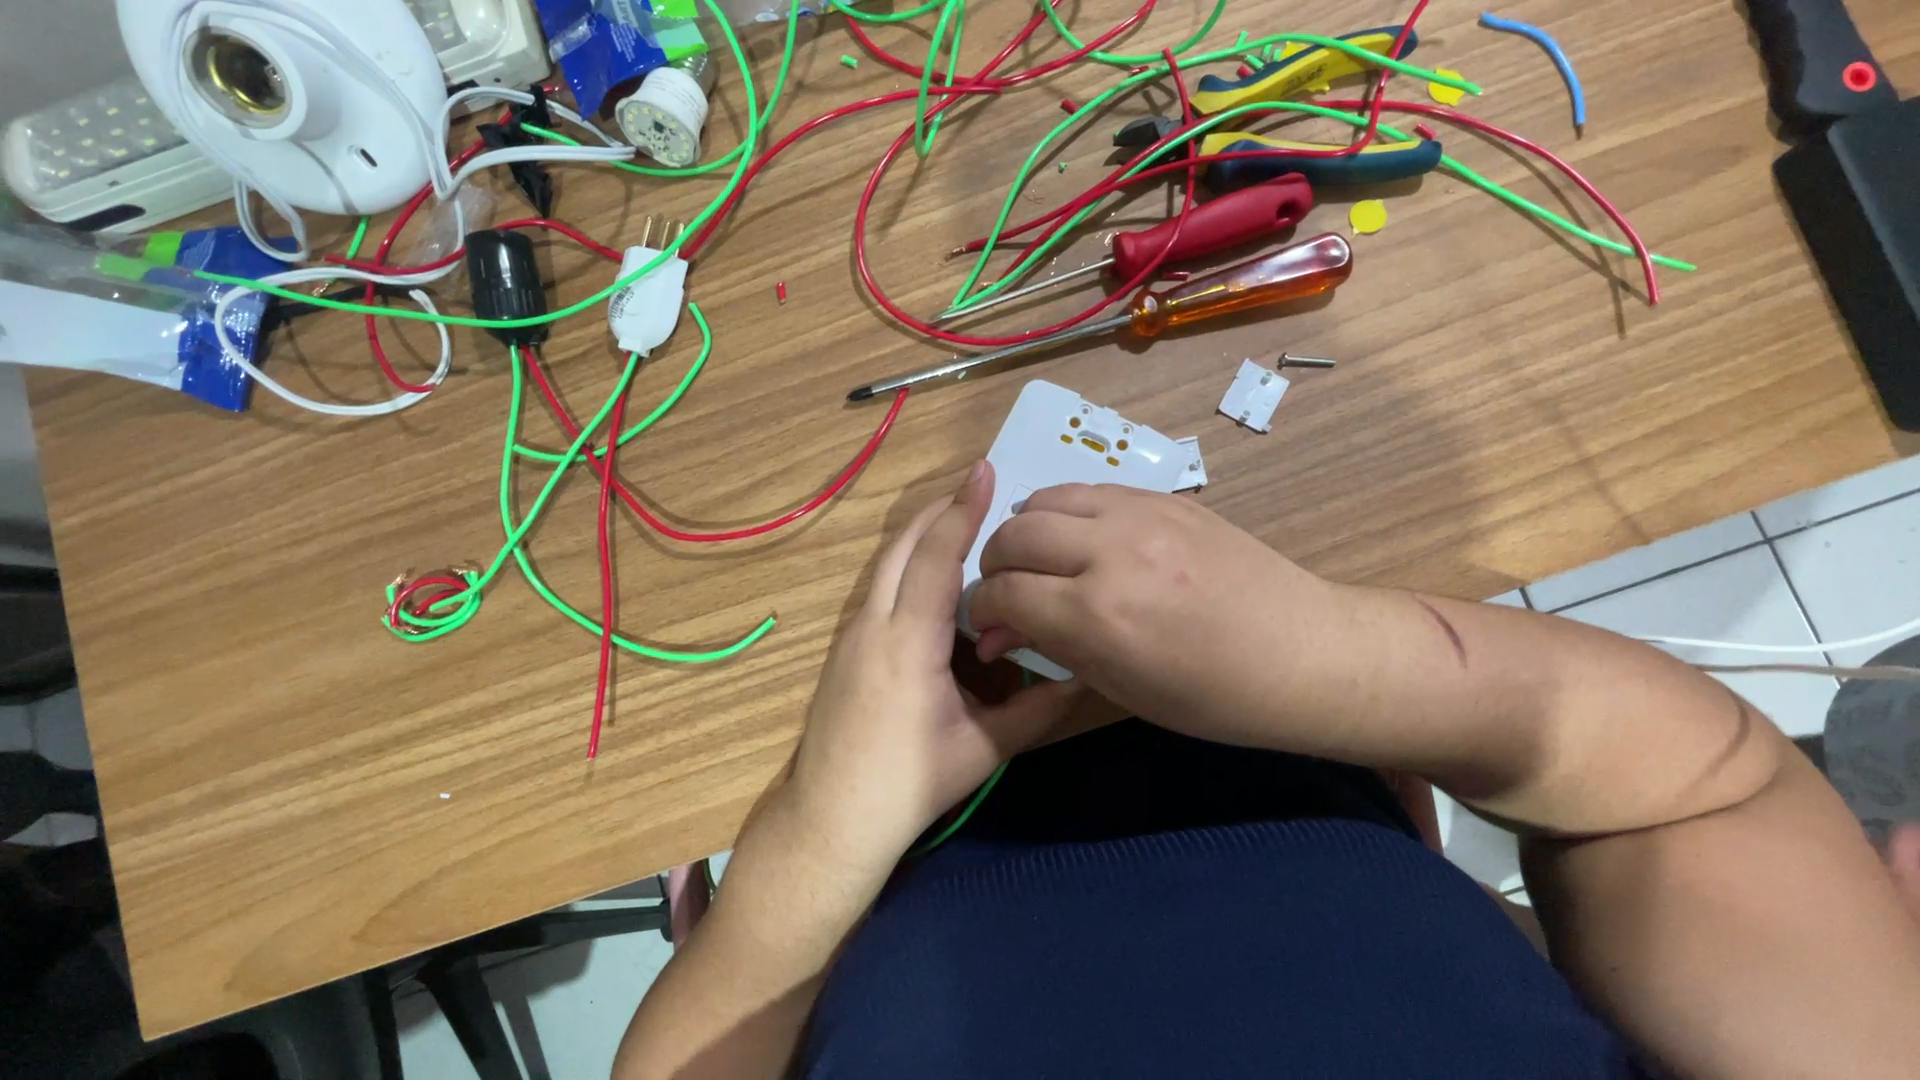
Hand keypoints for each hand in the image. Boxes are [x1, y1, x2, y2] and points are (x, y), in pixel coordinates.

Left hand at [784, 461, 1077, 871]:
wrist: (831, 819)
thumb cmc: (910, 784)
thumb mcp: (983, 749)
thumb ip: (1035, 711)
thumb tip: (1083, 678)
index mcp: (909, 640)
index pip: (937, 556)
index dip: (963, 511)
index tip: (984, 471)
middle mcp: (873, 624)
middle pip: (902, 547)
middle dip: (938, 512)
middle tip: (977, 490)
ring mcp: (851, 637)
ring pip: (885, 567)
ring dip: (920, 538)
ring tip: (959, 527)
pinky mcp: (842, 653)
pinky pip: (878, 591)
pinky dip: (906, 569)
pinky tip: (931, 586)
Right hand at [968, 484, 1333, 743]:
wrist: (1302, 653)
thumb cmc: (1211, 697)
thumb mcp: (1120, 686)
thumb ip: (1051, 646)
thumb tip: (995, 631)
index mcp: (1097, 615)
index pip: (1003, 592)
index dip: (982, 610)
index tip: (986, 623)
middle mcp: (1111, 552)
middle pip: (1014, 535)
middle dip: (994, 565)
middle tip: (1005, 590)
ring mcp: (1141, 515)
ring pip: (1047, 499)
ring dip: (1027, 528)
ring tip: (1037, 558)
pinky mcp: (1165, 497)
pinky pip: (1092, 489)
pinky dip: (1068, 511)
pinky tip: (1080, 538)